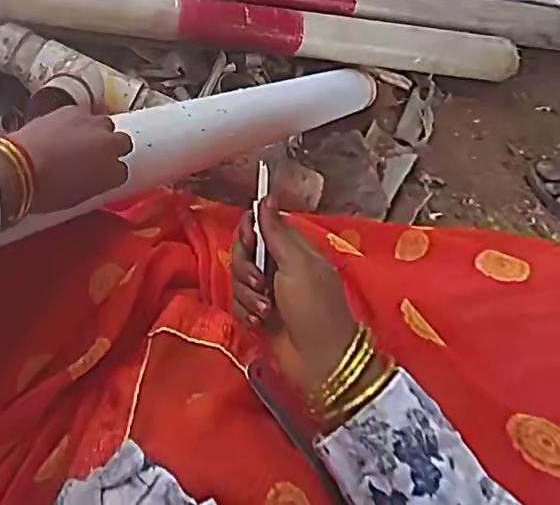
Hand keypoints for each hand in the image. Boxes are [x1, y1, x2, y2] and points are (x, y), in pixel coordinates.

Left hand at [7, 105, 132, 214]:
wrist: (21, 167)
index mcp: (113, 173)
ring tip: (78, 140)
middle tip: (93, 154)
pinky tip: (62, 130)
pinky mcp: (74, 109)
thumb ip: (94, 182)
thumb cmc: (46, 192)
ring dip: (96, 131)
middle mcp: (110, 144)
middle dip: (110, 147)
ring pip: (104, 124)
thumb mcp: (78, 197)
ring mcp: (93, 124)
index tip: (99, 174)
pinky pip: (83, 114)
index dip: (109, 171)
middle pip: (121, 141)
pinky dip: (76, 121)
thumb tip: (92, 176)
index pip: (122, 171)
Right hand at [231, 199, 358, 394]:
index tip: (250, 242)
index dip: (249, 232)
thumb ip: (276, 231)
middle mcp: (278, 266)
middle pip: (243, 251)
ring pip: (238, 277)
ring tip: (265, 310)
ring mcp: (268, 290)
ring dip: (248, 294)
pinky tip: (260, 322)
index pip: (260, 225)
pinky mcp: (259, 312)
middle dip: (245, 267)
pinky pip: (238, 301)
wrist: (321, 364)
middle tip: (259, 283)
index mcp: (292, 249)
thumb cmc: (314, 308)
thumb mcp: (297, 265)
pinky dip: (247, 311)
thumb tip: (267, 196)